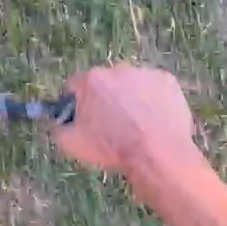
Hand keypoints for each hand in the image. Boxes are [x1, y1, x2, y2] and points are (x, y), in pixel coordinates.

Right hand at [55, 65, 202, 176]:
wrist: (158, 156)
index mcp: (91, 80)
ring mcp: (145, 73)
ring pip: (131, 83)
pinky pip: (155, 87)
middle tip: (112, 123)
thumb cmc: (113, 148)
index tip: (83, 118)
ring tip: (138, 124)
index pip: (75, 85)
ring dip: (130, 97)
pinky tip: (155, 119)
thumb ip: (59, 128)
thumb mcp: (72, 144)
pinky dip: (153, 99)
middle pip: (105, 82)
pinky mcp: (167, 80)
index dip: (76, 102)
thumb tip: (58, 122)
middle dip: (106, 98)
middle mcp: (117, 70)